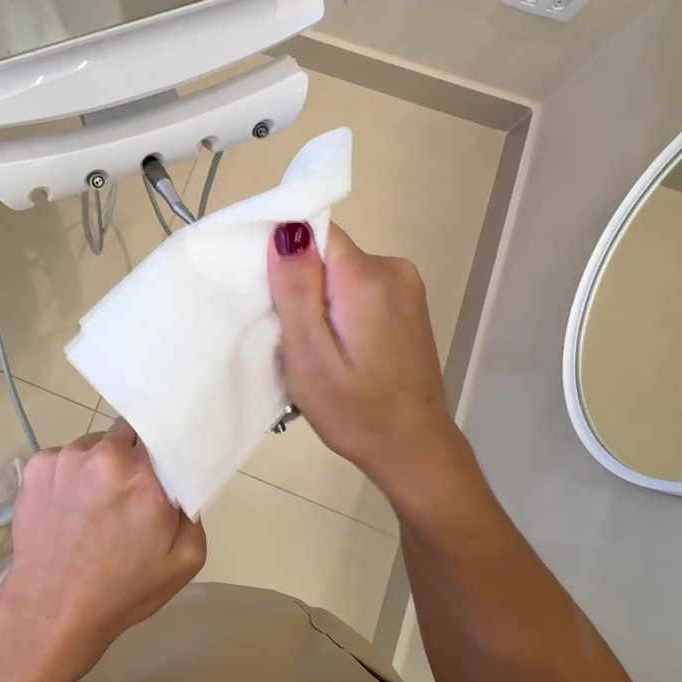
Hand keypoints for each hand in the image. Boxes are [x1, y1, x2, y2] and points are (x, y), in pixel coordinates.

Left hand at [0, 419, 206, 678]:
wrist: (52, 609)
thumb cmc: (123, 590)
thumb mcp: (185, 561)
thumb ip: (192, 511)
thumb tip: (181, 481)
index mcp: (145, 476)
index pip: (162, 432)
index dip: (162, 445)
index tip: (161, 463)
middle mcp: (105, 456)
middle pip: (126, 432)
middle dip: (131, 453)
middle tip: (128, 489)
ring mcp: (66, 458)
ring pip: (92, 444)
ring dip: (98, 464)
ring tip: (92, 503)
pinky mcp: (36, 466)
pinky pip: (63, 457)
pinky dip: (69, 474)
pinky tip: (67, 506)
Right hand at [267, 222, 462, 489]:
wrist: (413, 450)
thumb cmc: (354, 410)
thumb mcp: (310, 356)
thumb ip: (296, 290)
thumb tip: (287, 231)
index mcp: (367, 278)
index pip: (314, 231)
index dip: (285, 256)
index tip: (269, 295)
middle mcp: (393, 269)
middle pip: (326, 252)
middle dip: (298, 282)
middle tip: (286, 332)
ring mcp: (405, 286)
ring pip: (338, 271)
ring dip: (316, 299)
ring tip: (309, 345)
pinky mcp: (405, 303)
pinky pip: (355, 287)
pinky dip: (336, 309)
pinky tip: (334, 347)